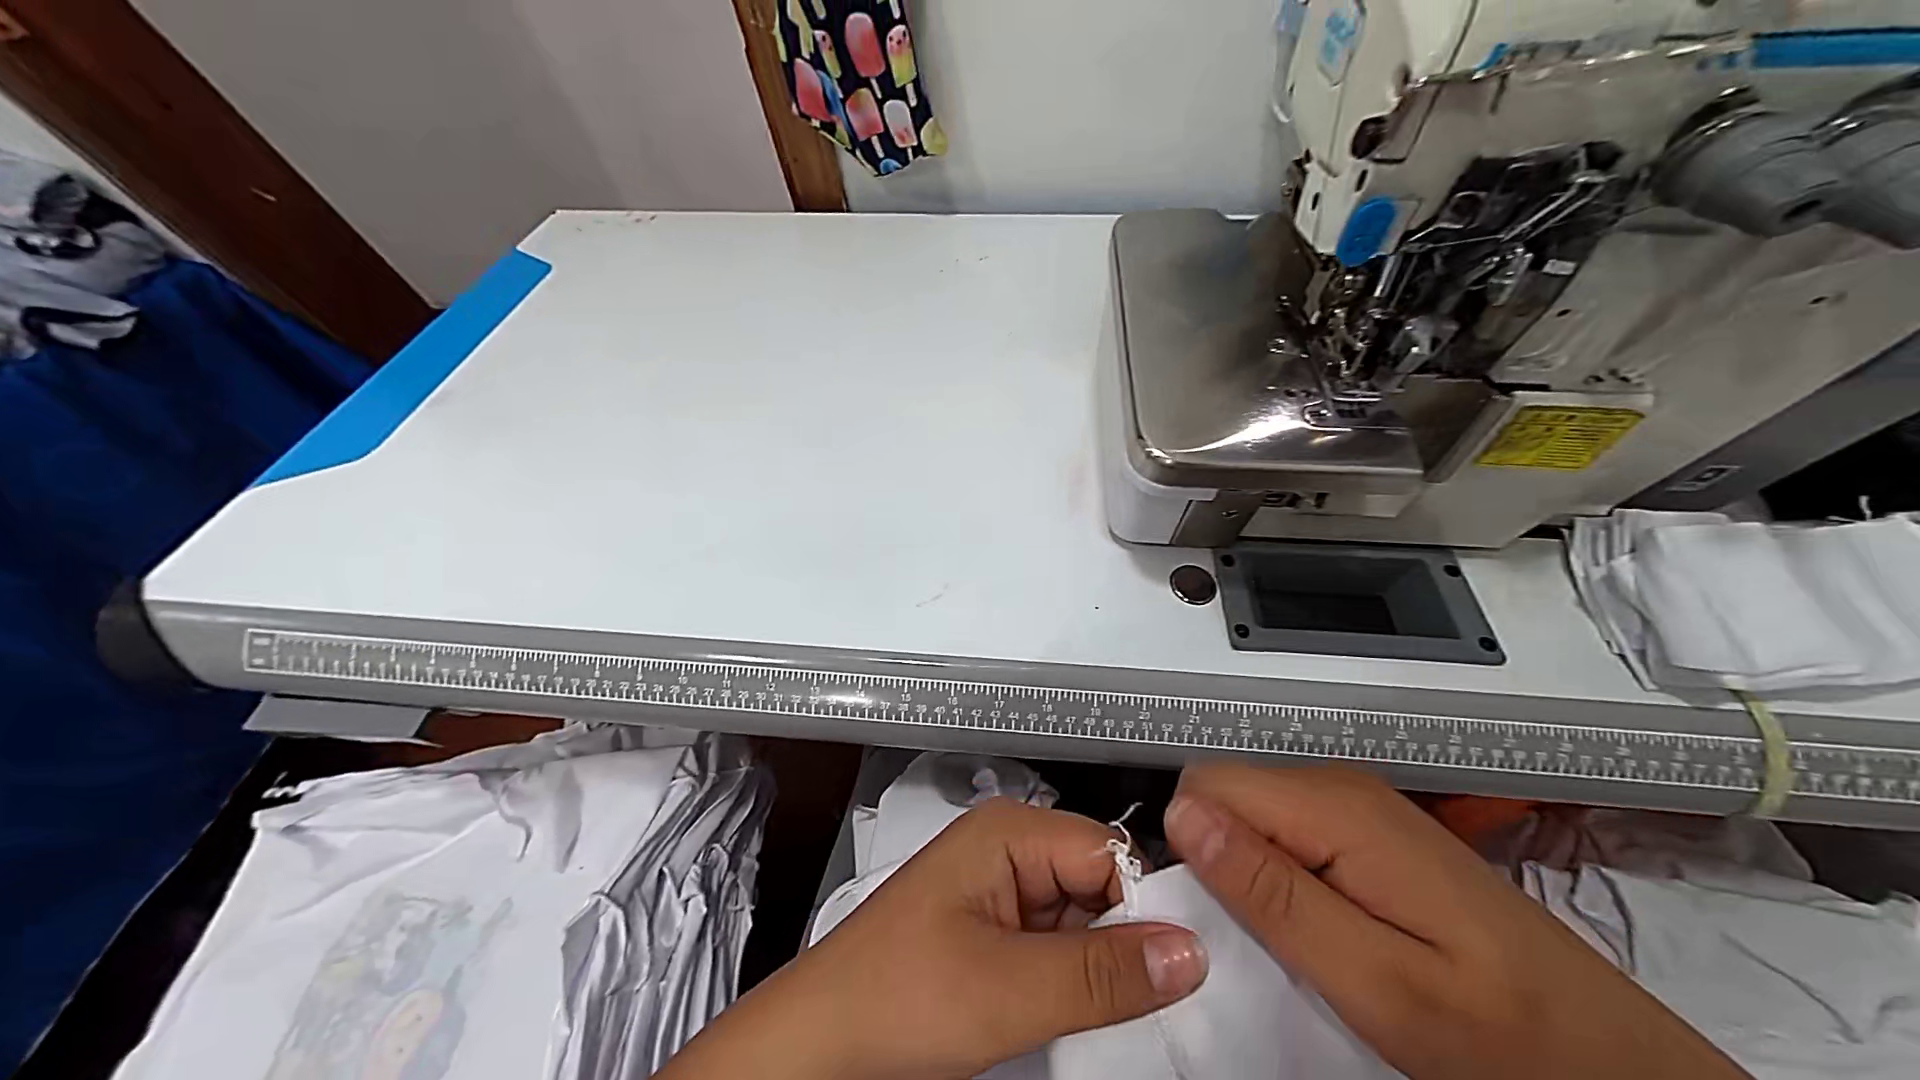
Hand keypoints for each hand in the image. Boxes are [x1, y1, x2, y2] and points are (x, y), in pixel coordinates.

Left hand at [657, 798, 1208, 1079]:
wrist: (823, 1045)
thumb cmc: (891, 996)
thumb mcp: (1006, 989)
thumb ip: (1102, 971)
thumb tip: (1188, 950)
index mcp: (1010, 831)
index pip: (1112, 849)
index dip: (1146, 906)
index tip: (1174, 967)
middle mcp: (1010, 847)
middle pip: (1103, 882)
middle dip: (1122, 940)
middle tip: (1135, 1003)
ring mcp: (1004, 888)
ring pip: (1085, 918)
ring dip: (1098, 966)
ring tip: (1089, 1012)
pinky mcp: (998, 928)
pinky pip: (1060, 943)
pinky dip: (1074, 978)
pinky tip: (1068, 1011)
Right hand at [1163, 765, 1748, 1079]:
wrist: (1604, 1054)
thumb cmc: (1502, 1030)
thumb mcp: (1375, 978)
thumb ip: (1270, 891)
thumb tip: (1184, 816)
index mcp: (1337, 810)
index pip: (1206, 784)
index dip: (1191, 845)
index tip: (1211, 912)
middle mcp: (1341, 788)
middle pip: (1223, 794)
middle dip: (1215, 858)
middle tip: (1257, 938)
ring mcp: (1356, 806)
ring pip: (1247, 813)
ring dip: (1245, 872)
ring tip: (1289, 941)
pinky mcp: (1365, 830)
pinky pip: (1282, 832)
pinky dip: (1275, 875)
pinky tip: (1312, 925)